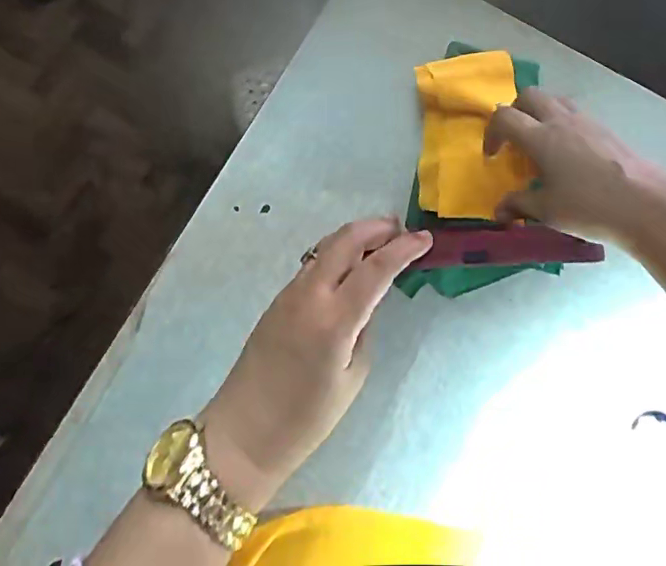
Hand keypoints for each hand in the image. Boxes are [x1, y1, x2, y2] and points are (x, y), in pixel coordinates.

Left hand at [199, 218, 431, 505]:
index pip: (376, 268)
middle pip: (346, 240)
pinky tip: (352, 266)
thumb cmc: (306, 419)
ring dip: (357, 237)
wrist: (240, 438)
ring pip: (327, 246)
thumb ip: (365, 326)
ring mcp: (289, 295)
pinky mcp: (277, 300)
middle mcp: (310, 297)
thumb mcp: (354, 374)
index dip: (404, 248)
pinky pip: (314, 263)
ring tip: (382, 242)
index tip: (426, 238)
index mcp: (334, 322)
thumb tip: (371, 298)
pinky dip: (339, 253)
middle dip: (377, 227)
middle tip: (402, 230)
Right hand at [484, 88, 665, 246]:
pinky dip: (562, 124)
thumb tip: (500, 209)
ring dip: (540, 114)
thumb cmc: (589, 206)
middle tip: (514, 142)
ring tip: (542, 145)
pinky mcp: (605, 128)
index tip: (493, 156)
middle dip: (515, 113)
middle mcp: (562, 120)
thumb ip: (520, 204)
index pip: (505, 116)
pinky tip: (569, 155)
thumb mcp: (548, 211)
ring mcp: (587, 121)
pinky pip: (575, 114)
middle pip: (530, 96)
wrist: (644, 202)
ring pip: (555, 100)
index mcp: (541, 136)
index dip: (492, 132)